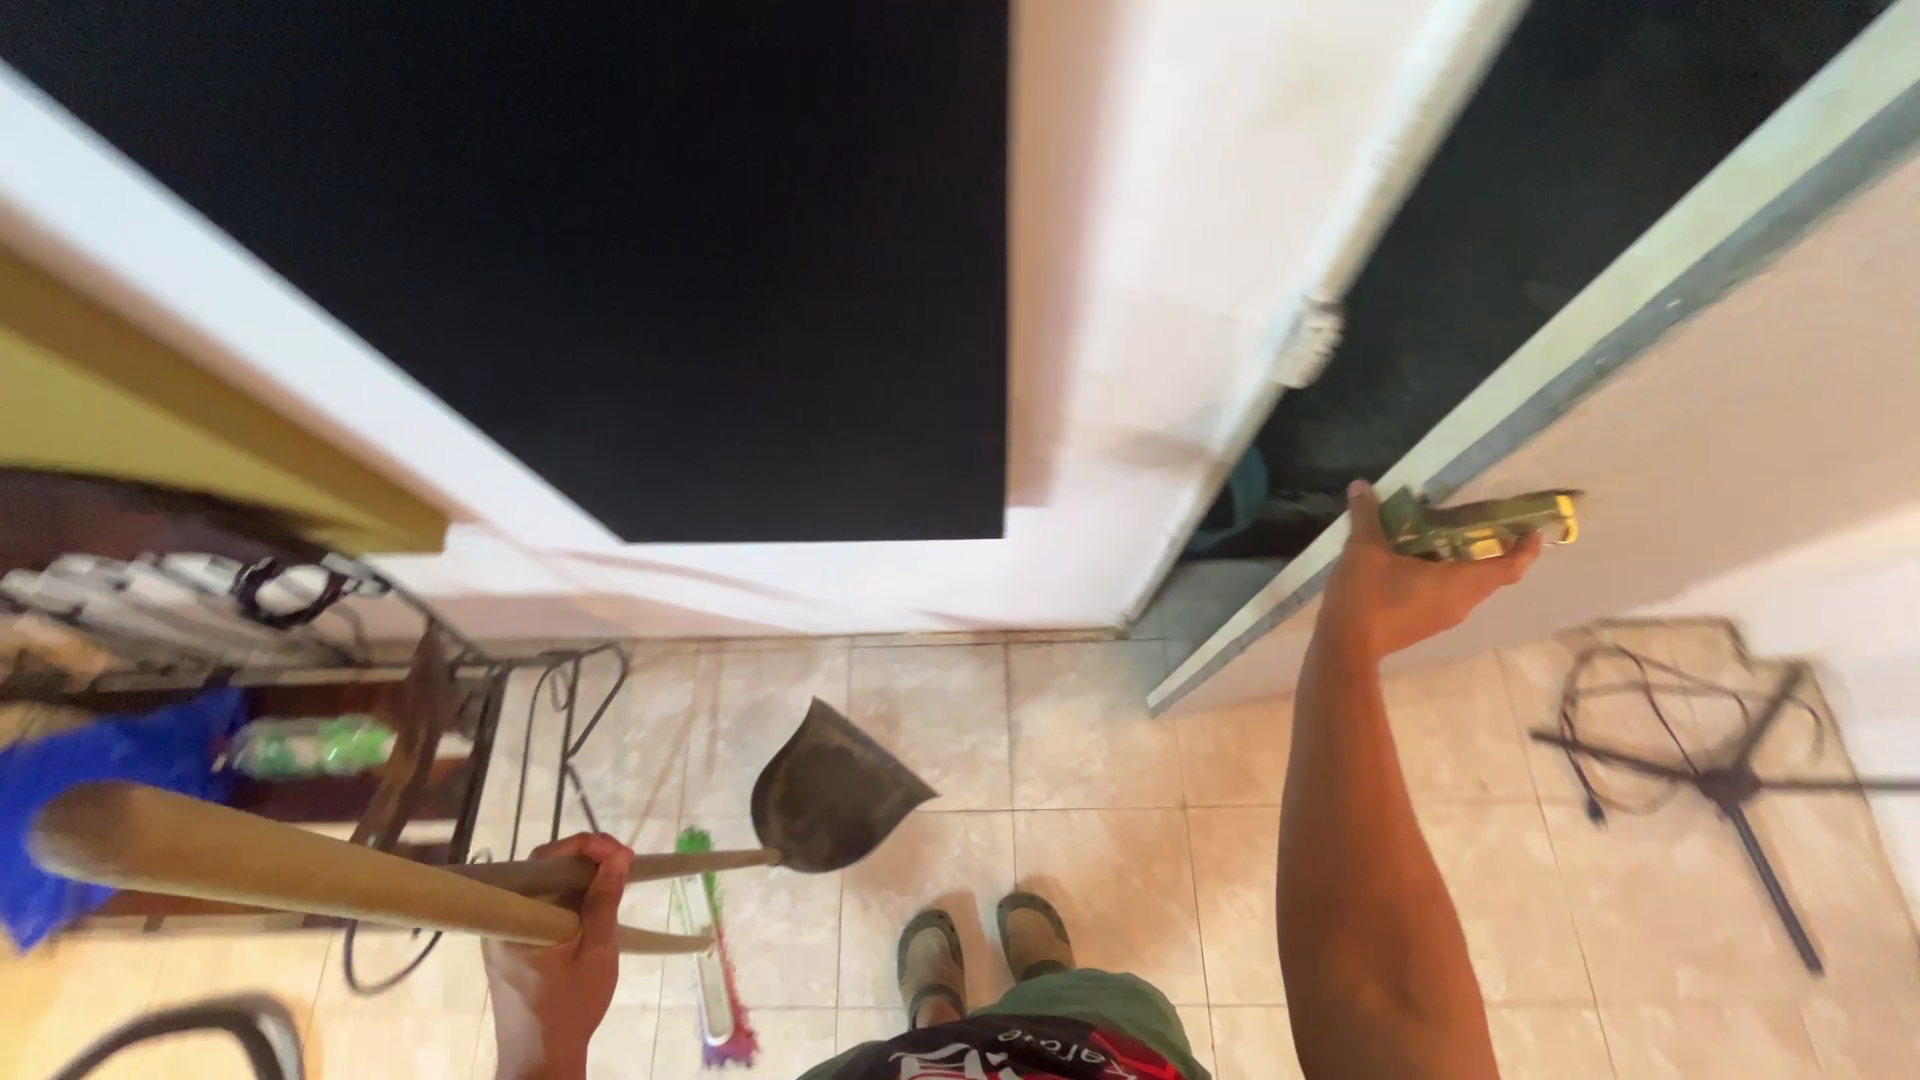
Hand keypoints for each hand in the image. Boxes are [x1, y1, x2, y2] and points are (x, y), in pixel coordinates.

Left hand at [482, 832, 633, 1079]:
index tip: (618, 852)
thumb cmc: (568, 1009)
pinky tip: (599, 902)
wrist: (542, 1063)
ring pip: (547, 887)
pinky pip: (546, 906)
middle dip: (587, 858)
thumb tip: (619, 857)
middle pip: (544, 870)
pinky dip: (574, 898)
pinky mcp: (517, 944)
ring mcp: (508, 933)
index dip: (583, 846)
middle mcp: (503, 921)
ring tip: (617, 877)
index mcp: (513, 920)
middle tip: (623, 861)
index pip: (543, 860)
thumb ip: (605, 901)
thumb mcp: (596, 951)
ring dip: (583, 878)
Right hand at [1319, 480, 1540, 660]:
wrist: (1344, 646)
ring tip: (1443, 540)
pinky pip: (1449, 597)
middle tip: (1477, 524)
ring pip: (1469, 588)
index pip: (1510, 567)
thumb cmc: (1366, 596)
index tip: (1528, 527)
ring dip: (1465, 565)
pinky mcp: (1425, 626)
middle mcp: (1461, 602)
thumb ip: (1366, 517)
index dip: (1526, 548)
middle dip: (1492, 551)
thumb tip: (1361, 485)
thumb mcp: (1363, 551)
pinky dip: (1446, 579)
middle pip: (1492, 576)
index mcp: (1459, 582)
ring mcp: (1443, 618)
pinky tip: (1416, 565)